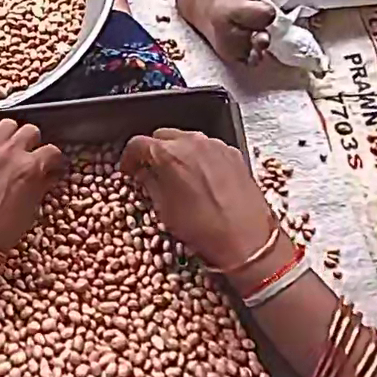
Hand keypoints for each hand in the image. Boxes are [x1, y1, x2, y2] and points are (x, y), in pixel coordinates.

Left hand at [0, 118, 65, 251]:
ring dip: (11, 135)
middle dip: (33, 142)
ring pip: (7, 125)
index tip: (51, 164)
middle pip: (30, 131)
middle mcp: (11, 152)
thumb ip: (42, 184)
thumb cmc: (1, 230)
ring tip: (9, 149)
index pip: (52, 151)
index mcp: (31, 167)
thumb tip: (48, 175)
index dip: (53, 159)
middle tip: (29, 155)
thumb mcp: (32, 208)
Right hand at [119, 128, 276, 268]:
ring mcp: (215, 146)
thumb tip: (143, 174)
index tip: (128, 169)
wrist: (248, 240)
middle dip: (152, 151)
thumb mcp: (165, 209)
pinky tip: (197, 177)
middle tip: (148, 170)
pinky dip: (196, 156)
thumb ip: (150, 184)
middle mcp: (192, 143)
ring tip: (174, 175)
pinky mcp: (232, 153)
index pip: (137, 144)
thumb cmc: (206, 228)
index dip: (128, 157)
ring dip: (175, 152)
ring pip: (185, 139)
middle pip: (161, 136)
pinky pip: (206, 147)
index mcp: (169, 154)